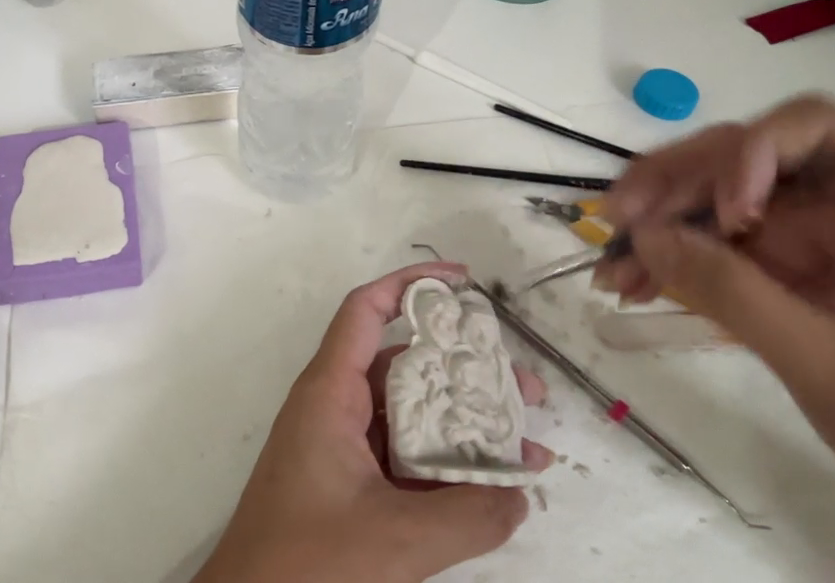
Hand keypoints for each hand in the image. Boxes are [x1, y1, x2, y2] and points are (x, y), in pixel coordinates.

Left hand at [196, 263, 553, 582]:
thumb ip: (469, 515)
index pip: (366, 311)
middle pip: (402, 363)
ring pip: (407, 412)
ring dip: (461, 420)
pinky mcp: (346, 480)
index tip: (462, 280)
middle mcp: (333, 405)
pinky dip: (443, 461)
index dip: (410, 284)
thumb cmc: (309, 559)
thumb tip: (521, 491)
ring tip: (524, 440)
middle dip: (464, 368)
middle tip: (526, 388)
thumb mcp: (398, 538)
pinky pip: (401, 453)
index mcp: (330, 391)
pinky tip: (490, 486)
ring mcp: (339, 444)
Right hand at [596, 94, 834, 581]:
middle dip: (675, 183)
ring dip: (655, 219)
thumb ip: (734, 293)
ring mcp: (800, 235)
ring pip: (709, 194)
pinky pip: (701, 239)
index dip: (760, 148)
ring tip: (610, 262)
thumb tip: (645, 236)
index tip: (728, 211)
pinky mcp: (769, 266)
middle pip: (742, 156)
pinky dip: (660, 255)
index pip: (820, 129)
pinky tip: (628, 282)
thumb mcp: (828, 362)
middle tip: (618, 220)